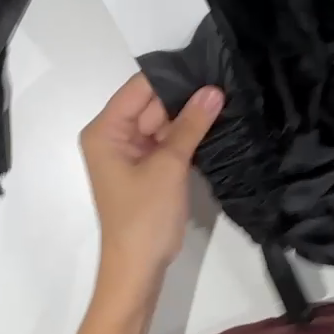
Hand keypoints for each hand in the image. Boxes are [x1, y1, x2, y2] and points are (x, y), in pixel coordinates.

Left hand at [80, 74, 223, 286]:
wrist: (138, 268)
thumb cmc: (144, 216)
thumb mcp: (169, 166)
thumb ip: (191, 125)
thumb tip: (213, 90)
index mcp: (105, 130)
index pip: (139, 88)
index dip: (173, 76)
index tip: (209, 64)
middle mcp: (113, 136)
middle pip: (152, 104)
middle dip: (185, 97)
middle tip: (226, 82)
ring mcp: (129, 154)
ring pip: (163, 123)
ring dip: (190, 117)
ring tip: (228, 99)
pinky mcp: (146, 170)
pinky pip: (166, 143)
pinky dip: (186, 137)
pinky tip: (215, 124)